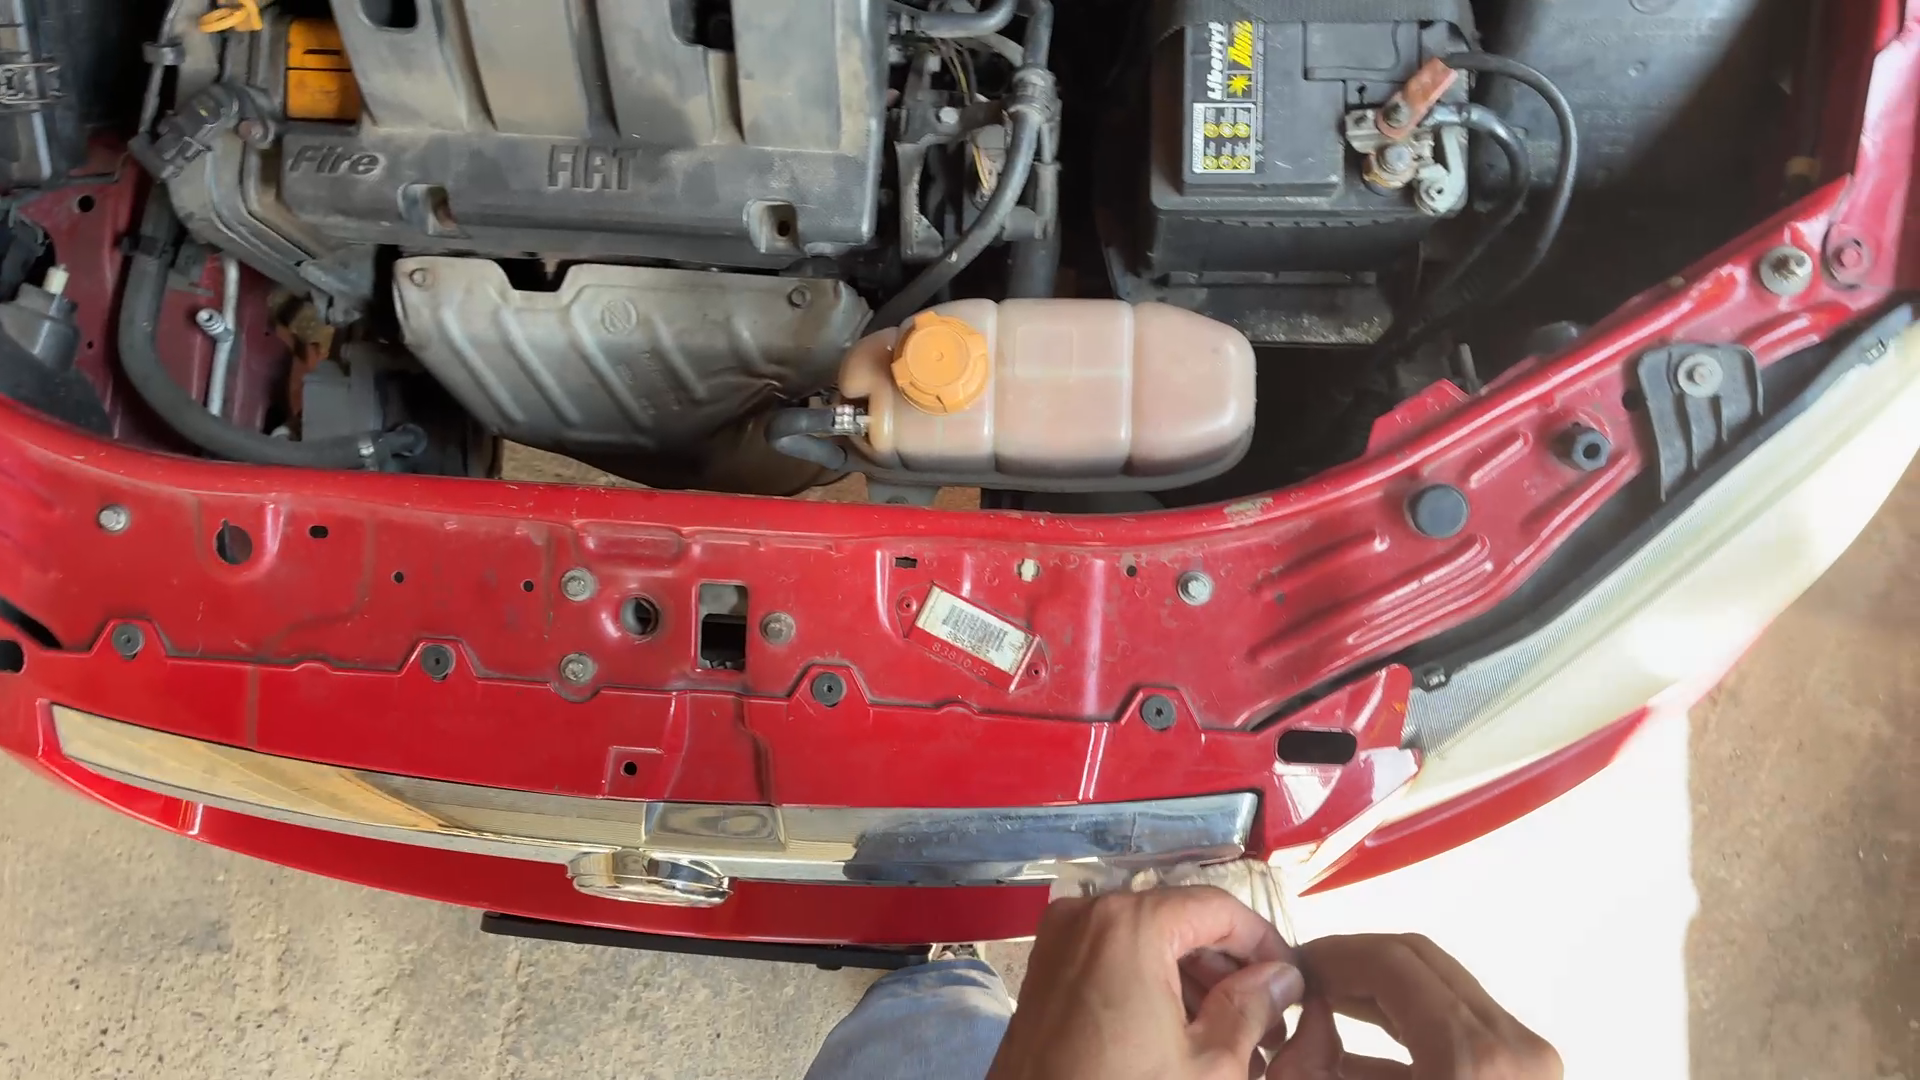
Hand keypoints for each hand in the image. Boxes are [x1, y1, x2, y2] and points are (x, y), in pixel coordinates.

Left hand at [986, 886, 1302, 1079]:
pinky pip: (1111, 952)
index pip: (1215, 906)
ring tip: (1230, 1031)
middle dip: (1225, 964)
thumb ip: (1251, 1008)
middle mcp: (1090, 911)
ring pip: (1144, 935)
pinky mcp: (1046, 961)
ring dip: (1189, 974)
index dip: (1262, 939)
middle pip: (1177, 918)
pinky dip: (1148, 977)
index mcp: (1130, 922)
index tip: (1293, 980)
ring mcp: (1062, 934)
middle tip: (1267, 1017)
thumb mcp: (1208, 1066)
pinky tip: (1179, 1026)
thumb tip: (1283, 975)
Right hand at [1269, 934, 1561, 1078]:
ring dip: (1376, 987)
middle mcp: (1517, 1047)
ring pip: (1438, 984)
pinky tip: (1365, 1047)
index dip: (1328, 954)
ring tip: (1328, 1007)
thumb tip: (1311, 1007)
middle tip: (1307, 981)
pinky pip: (1461, 1021)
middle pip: (1414, 958)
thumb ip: (1308, 1052)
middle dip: (1349, 961)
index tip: (1293, 970)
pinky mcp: (1533, 1078)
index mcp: (1472, 1055)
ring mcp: (1534, 1063)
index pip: (1386, 959)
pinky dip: (1408, 1020)